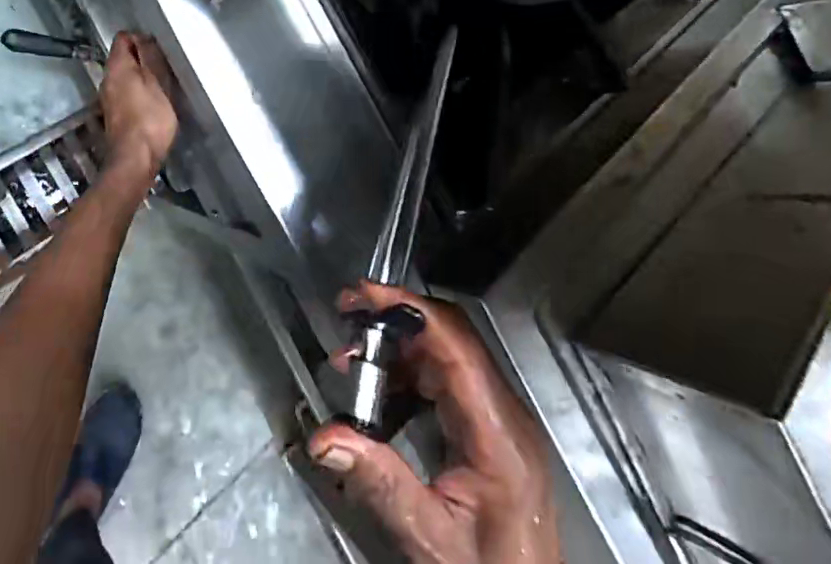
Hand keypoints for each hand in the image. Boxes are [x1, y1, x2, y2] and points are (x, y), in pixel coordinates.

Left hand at [99, 31, 176, 182]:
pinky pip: (125, 91)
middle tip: (165, 65)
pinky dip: (138, 90)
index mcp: (117, 67)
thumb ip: (150, 57)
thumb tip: (144, 38)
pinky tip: (153, 100)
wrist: (135, 158)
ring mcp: (108, 97)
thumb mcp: (157, 82)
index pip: (123, 37)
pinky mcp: (115, 113)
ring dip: (141, 74)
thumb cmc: (150, 118)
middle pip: (122, 56)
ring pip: (124, 75)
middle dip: (142, 56)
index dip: (141, 37)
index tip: (159, 48)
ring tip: (163, 83)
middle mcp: (107, 78)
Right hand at [308, 283, 562, 563]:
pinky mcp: (489, 426)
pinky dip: (408, 373)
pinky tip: (379, 392)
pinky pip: (446, 378)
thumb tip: (325, 437)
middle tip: (349, 314)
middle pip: (452, 338)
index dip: (411, 309)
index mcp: (499, 433)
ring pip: (447, 353)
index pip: (458, 345)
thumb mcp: (429, 535)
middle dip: (396, 318)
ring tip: (353, 358)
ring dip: (398, 346)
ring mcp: (499, 417)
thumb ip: (378, 482)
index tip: (366, 294)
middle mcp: (505, 414)